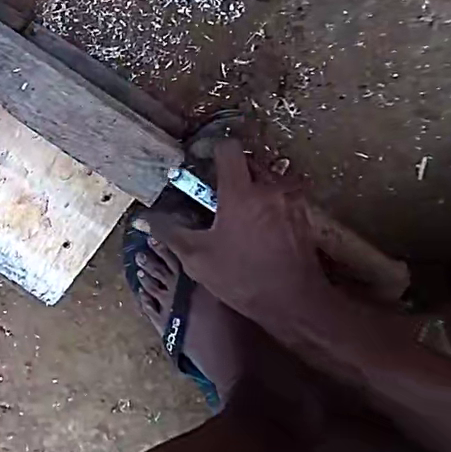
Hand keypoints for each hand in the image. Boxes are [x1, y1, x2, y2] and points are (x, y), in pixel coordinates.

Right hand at [147, 140, 345, 343]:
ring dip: (253, 186)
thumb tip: (146, 219)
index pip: (227, 148)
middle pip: (248, 160)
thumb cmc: (244, 279)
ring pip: (268, 177)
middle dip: (232, 171)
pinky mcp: (304, 214)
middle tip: (217, 192)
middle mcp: (269, 188)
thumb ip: (170, 232)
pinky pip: (284, 195)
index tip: (202, 162)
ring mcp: (291, 200)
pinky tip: (260, 226)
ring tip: (240, 210)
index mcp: (240, 192)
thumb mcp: (198, 258)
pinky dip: (271, 202)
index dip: (212, 149)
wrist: (296, 303)